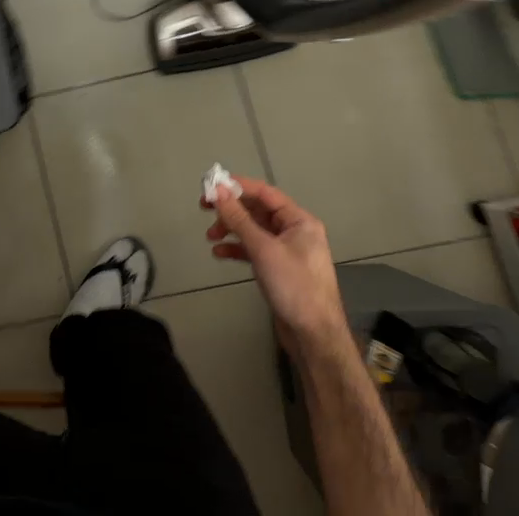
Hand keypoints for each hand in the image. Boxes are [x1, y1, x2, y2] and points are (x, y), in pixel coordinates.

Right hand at [203, 175, 348, 354]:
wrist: (314, 334)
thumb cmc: (294, 286)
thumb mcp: (264, 249)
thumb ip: (239, 219)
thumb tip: (219, 191)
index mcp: (299, 221)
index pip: (265, 193)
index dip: (238, 186)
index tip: (211, 185)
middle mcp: (294, 231)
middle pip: (257, 210)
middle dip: (231, 210)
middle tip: (204, 209)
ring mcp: (286, 250)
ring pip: (253, 230)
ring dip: (231, 230)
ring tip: (210, 236)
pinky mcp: (278, 268)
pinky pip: (254, 249)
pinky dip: (237, 248)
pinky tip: (220, 253)